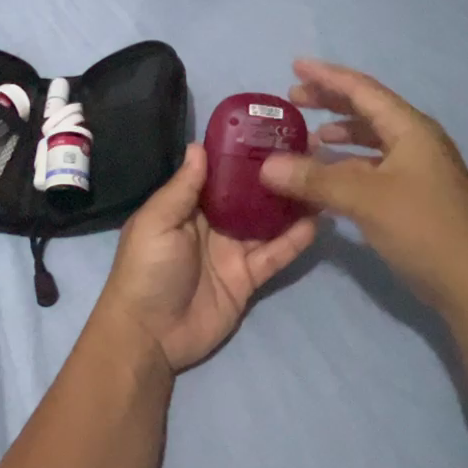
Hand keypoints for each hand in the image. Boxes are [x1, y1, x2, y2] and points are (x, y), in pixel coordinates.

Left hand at [99, 143, 316, 371]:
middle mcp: (211, 225)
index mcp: (185, 207)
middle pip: (247, 196)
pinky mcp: (247, 279)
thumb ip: (182, 188)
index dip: (239, 155)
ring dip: (289, 205)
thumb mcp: (157, 222)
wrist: (150, 334)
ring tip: (320, 181)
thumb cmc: (147, 270)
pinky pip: (274, 255)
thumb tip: (199, 145)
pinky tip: (316, 222)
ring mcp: (231, 252)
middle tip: (307, 151)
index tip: (269, 132)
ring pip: (266, 223)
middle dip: (271, 177)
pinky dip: (294, 241)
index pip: (217, 174)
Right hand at [258, 59, 467, 315]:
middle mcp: (418, 142)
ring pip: (373, 140)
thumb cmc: (423, 229)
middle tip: (294, 98)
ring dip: (341, 134)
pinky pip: (376, 166)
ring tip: (310, 138)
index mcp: (411, 129)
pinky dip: (350, 164)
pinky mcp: (418, 196)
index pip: (362, 90)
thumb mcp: (363, 199)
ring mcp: (421, 170)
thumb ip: (314, 178)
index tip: (294, 65)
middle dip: (331, 102)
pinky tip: (331, 178)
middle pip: (368, 110)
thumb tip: (266, 166)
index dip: (327, 77)